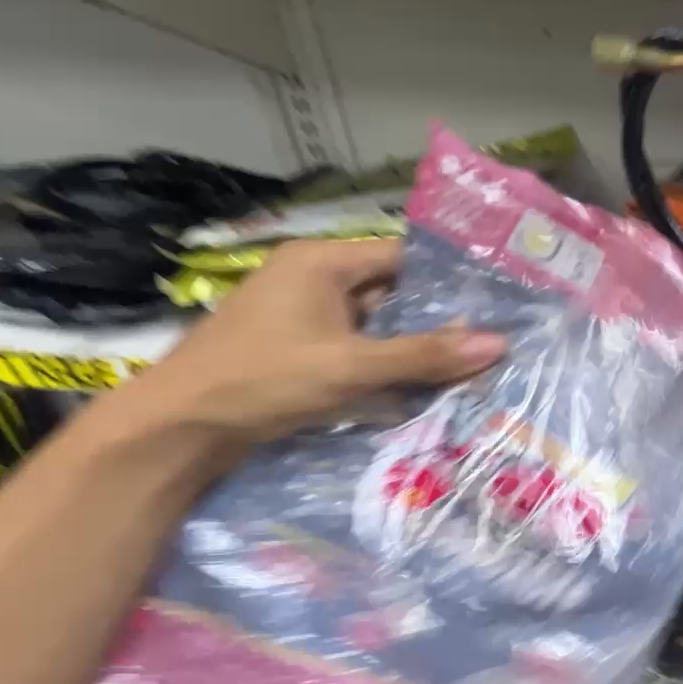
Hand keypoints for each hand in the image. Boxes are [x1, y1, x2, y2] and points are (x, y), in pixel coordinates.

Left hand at [128, 239, 504, 447]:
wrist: (182, 427)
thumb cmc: (263, 379)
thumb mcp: (352, 366)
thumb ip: (426, 355)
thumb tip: (500, 344)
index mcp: (321, 263)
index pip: (403, 257)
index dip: (451, 279)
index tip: (500, 304)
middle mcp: (316, 281)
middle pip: (397, 293)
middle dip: (443, 321)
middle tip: (498, 343)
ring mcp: (310, 318)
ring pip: (384, 327)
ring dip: (422, 349)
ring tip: (479, 368)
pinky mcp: (308, 351)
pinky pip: (367, 351)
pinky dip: (397, 368)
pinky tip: (434, 388)